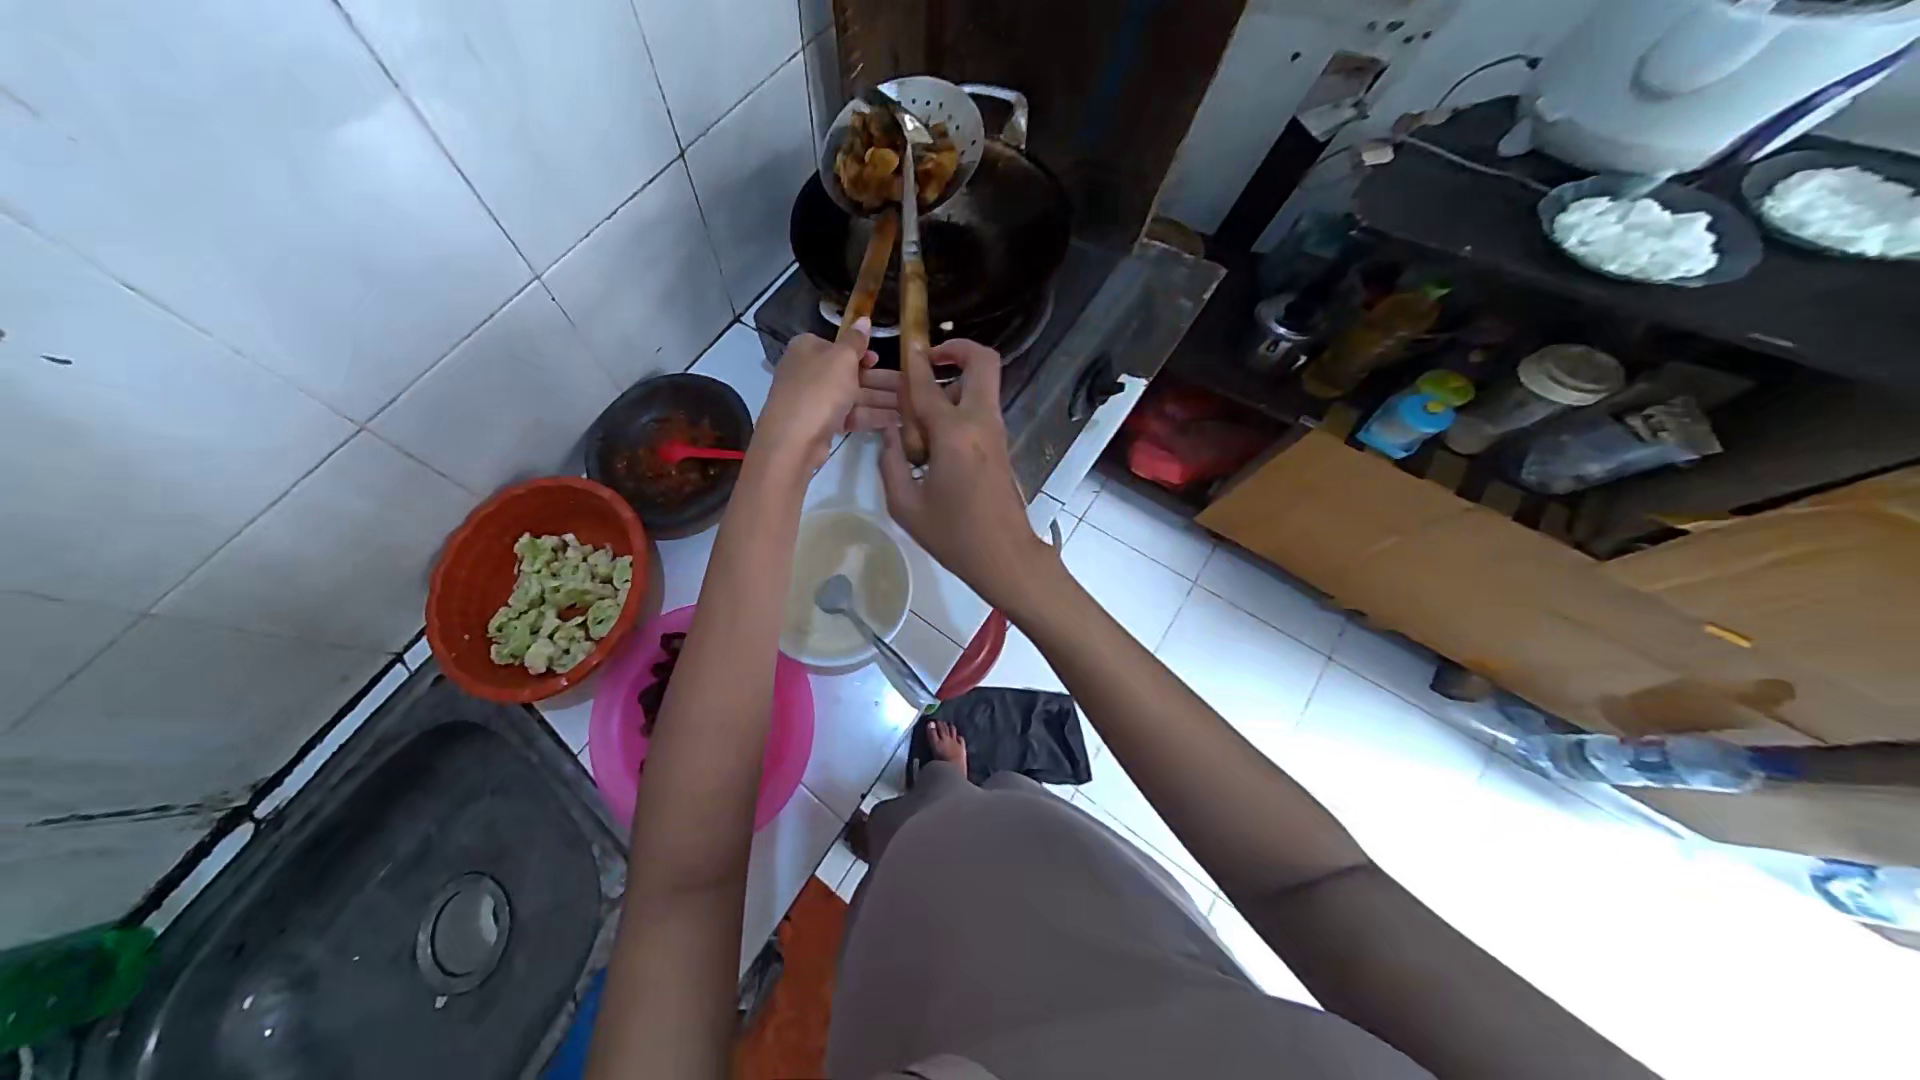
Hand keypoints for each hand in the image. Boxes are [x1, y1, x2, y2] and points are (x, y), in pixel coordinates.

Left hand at [756, 321, 898, 471]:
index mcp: (808, 348)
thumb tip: (864, 319)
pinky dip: (871, 416)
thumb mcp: (842, 358)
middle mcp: (809, 371)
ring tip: (909, 407)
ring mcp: (814, 399)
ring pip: (853, 395)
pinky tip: (896, 421)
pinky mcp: (821, 423)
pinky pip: (850, 415)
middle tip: (907, 387)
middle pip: (849, 372)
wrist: (794, 438)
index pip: (839, 346)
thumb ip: (856, 340)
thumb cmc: (820, 388)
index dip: (862, 353)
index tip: (879, 360)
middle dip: (879, 380)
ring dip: (881, 400)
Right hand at [878, 339, 1056, 609]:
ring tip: (922, 405)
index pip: (927, 385)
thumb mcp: (906, 505)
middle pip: (982, 361)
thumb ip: (891, 463)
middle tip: (929, 360)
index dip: (913, 362)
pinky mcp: (1000, 445)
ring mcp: (995, 432)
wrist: (1005, 557)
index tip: (903, 344)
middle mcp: (980, 422)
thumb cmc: (954, 535)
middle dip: (957, 349)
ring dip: (955, 381)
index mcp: (954, 433)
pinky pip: (981, 408)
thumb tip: (889, 435)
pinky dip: (960, 403)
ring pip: (982, 384)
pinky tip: (933, 431)